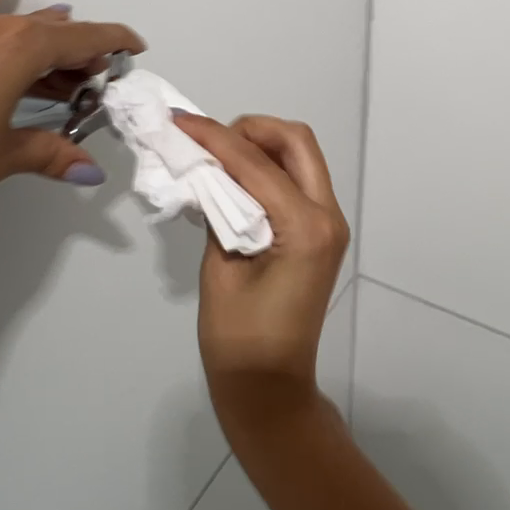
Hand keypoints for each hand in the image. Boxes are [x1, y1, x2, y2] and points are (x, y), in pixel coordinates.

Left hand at [0, 0, 144, 332]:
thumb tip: (87, 169)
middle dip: (74, 53)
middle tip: (92, 81)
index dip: (113, 43)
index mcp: (16, 49)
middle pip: (45, 31)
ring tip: (57, 61)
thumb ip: (47, 153)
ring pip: (6, 24)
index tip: (135, 48)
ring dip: (36, 41)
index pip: (81, 38)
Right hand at [175, 114, 349, 430]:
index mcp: (306, 227)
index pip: (257, 163)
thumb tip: (208, 172)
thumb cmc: (238, 340)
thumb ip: (219, 210)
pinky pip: (299, 182)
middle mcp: (327, 216)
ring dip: (262, 146)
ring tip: (218, 156)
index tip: (180, 121)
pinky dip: (269, 169)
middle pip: (297, 142)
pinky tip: (235, 178)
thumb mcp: (220, 268)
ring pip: (301, 157)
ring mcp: (330, 224)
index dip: (215, 137)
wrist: (269, 389)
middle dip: (252, 130)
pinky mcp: (321, 233)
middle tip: (209, 141)